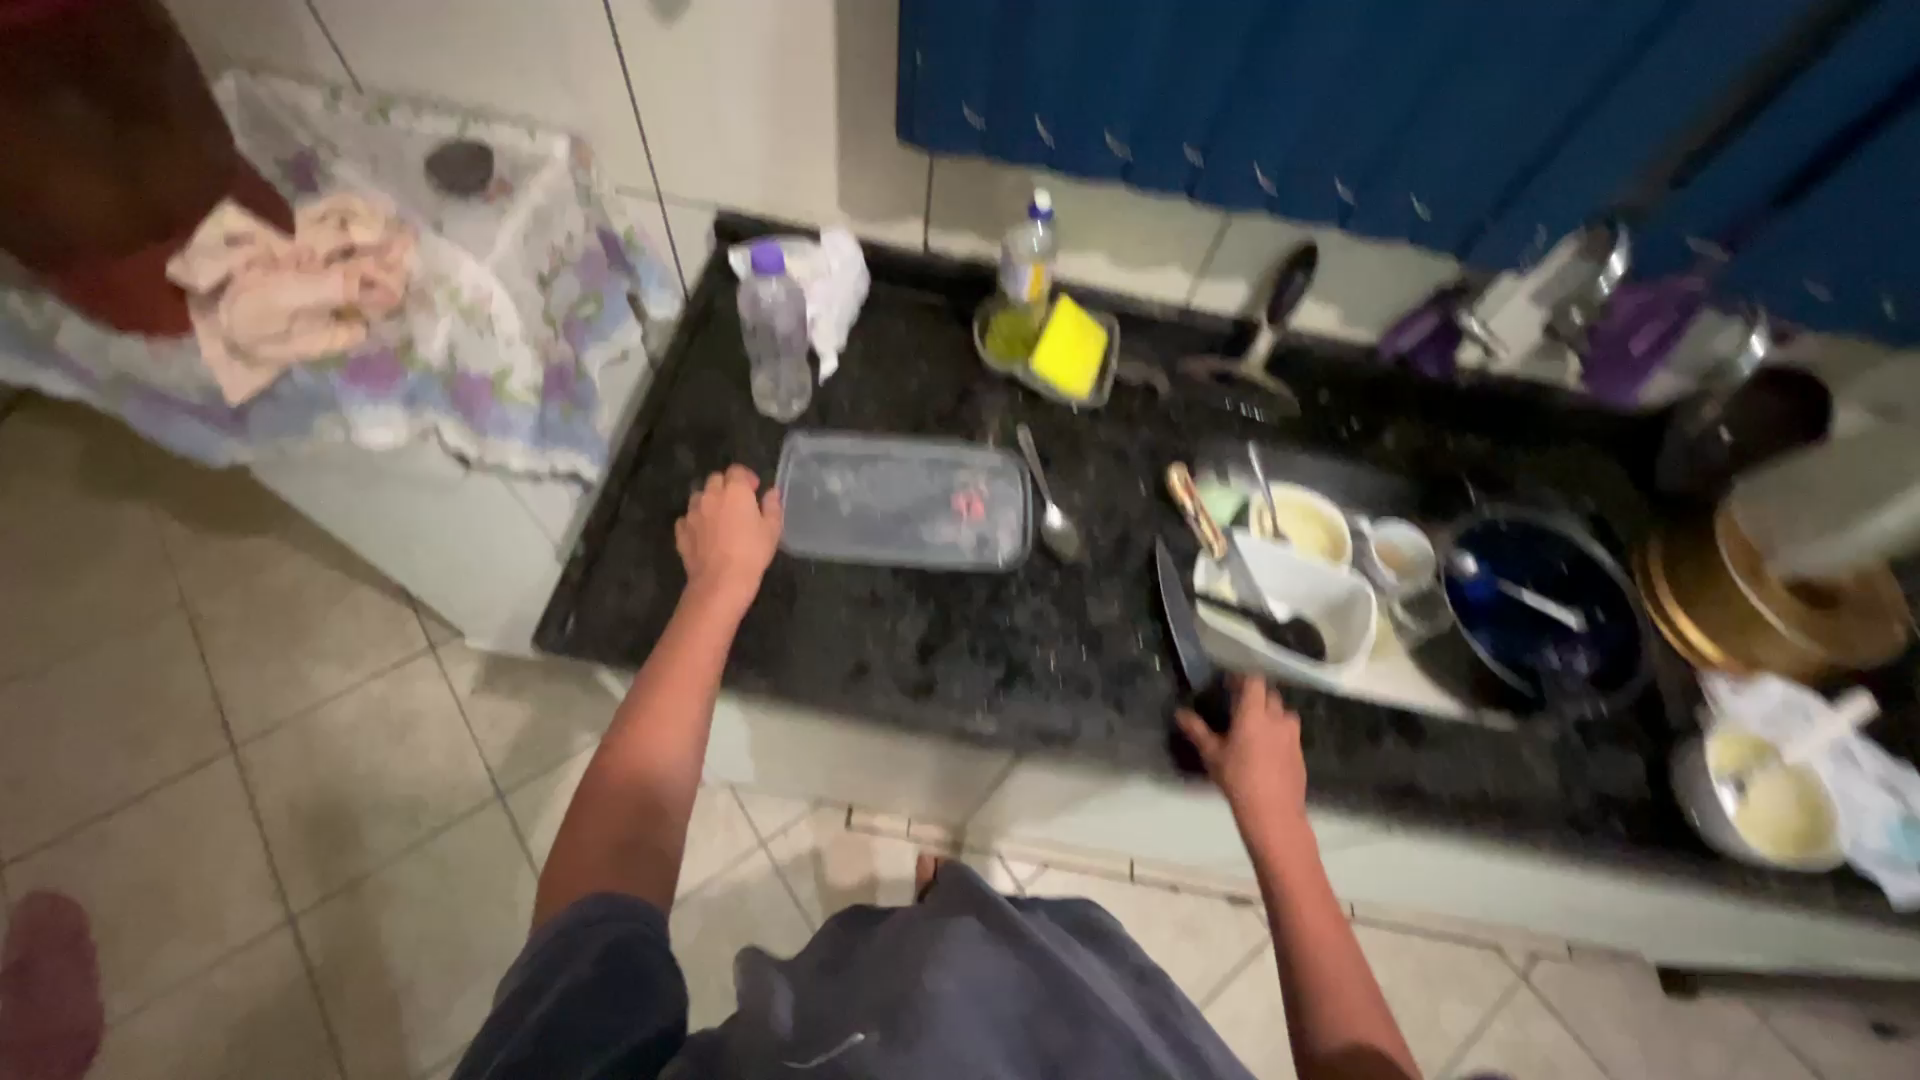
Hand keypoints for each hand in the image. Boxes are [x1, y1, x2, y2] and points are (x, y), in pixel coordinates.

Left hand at [675, 465, 782, 615]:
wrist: (721, 581)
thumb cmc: (752, 552)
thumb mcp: (772, 529)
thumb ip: (772, 506)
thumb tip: (771, 492)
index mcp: (735, 490)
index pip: (737, 470)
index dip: (746, 477)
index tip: (755, 490)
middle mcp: (710, 495)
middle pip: (715, 479)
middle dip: (726, 486)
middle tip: (738, 503)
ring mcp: (692, 512)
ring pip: (699, 496)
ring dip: (709, 501)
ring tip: (719, 517)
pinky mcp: (681, 530)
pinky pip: (687, 518)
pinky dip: (696, 520)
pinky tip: (704, 533)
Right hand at [1177, 675, 1307, 828]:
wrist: (1273, 812)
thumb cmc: (1238, 778)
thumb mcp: (1212, 755)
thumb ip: (1197, 730)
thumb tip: (1179, 713)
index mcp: (1253, 713)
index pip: (1254, 681)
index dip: (1243, 679)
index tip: (1230, 684)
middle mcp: (1276, 718)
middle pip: (1270, 694)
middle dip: (1256, 695)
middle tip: (1239, 705)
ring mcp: (1292, 735)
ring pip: (1284, 713)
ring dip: (1272, 712)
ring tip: (1257, 725)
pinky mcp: (1300, 752)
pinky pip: (1290, 732)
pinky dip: (1280, 732)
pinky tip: (1268, 749)